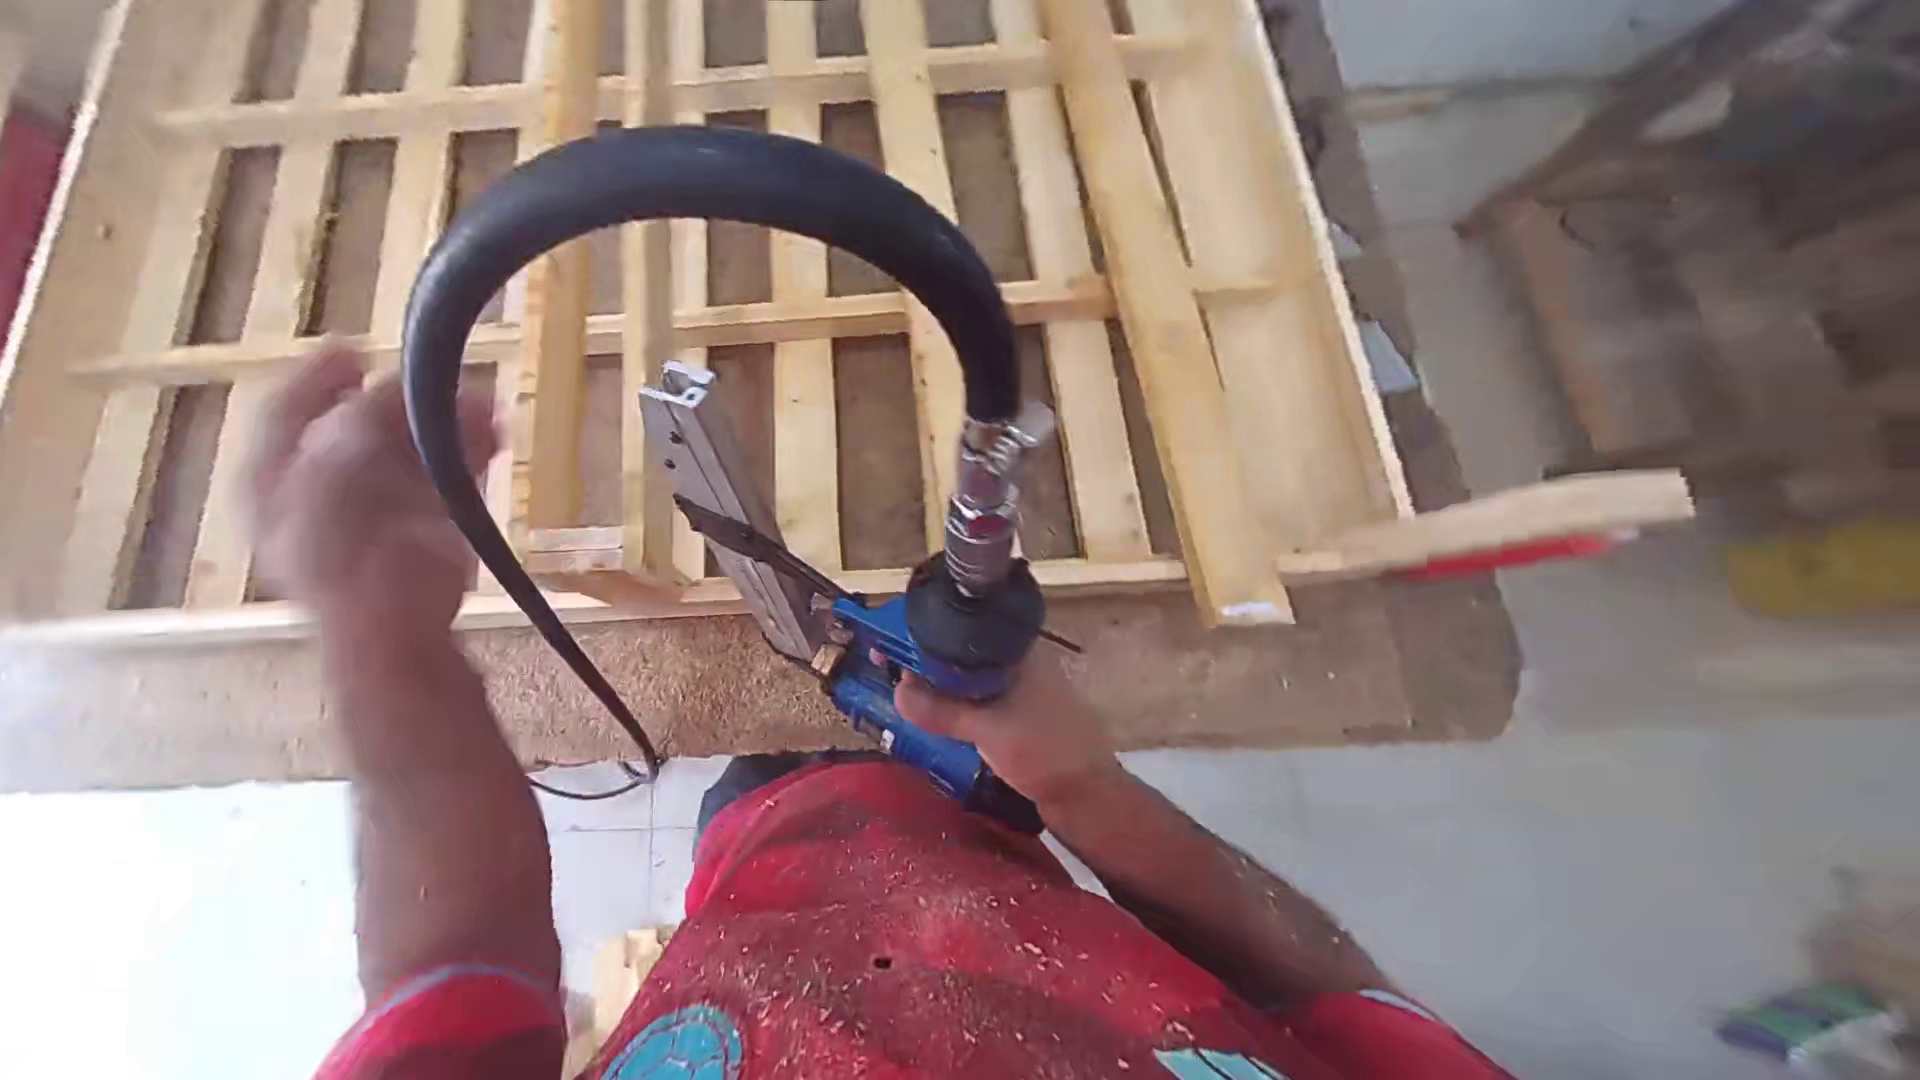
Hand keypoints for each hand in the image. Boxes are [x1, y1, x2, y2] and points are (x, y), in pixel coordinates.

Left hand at [247, 344, 496, 636]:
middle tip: (456, 386)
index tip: (356, 346)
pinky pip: (437, 486)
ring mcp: (367, 518)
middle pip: (359, 431)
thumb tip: (404, 387)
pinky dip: (461, 463)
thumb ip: (370, 425)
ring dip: (446, 431)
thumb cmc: (359, 558)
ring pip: (406, 457)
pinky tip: (488, 447)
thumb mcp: (350, 475)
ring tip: (488, 414)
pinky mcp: (414, 538)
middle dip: (410, 405)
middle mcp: (314, 493)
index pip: (290, 409)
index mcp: (276, 477)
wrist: (392, 632)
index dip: (321, 376)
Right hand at [893, 646, 1122, 806]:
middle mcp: (1021, 664)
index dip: (930, 637)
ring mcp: (1022, 691)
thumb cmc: (1044, 752)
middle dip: (930, 663)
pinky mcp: (1020, 716)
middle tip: (889, 670)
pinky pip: (980, 702)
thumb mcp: (988, 729)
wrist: (1089, 797)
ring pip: (972, 681)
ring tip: (903, 691)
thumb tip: (897, 693)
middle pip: (966, 656)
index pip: (967, 632)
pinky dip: (956, 706)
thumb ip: (942, 711)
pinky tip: (934, 715)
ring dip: (942, 687)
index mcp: (1020, 653)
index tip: (895, 645)